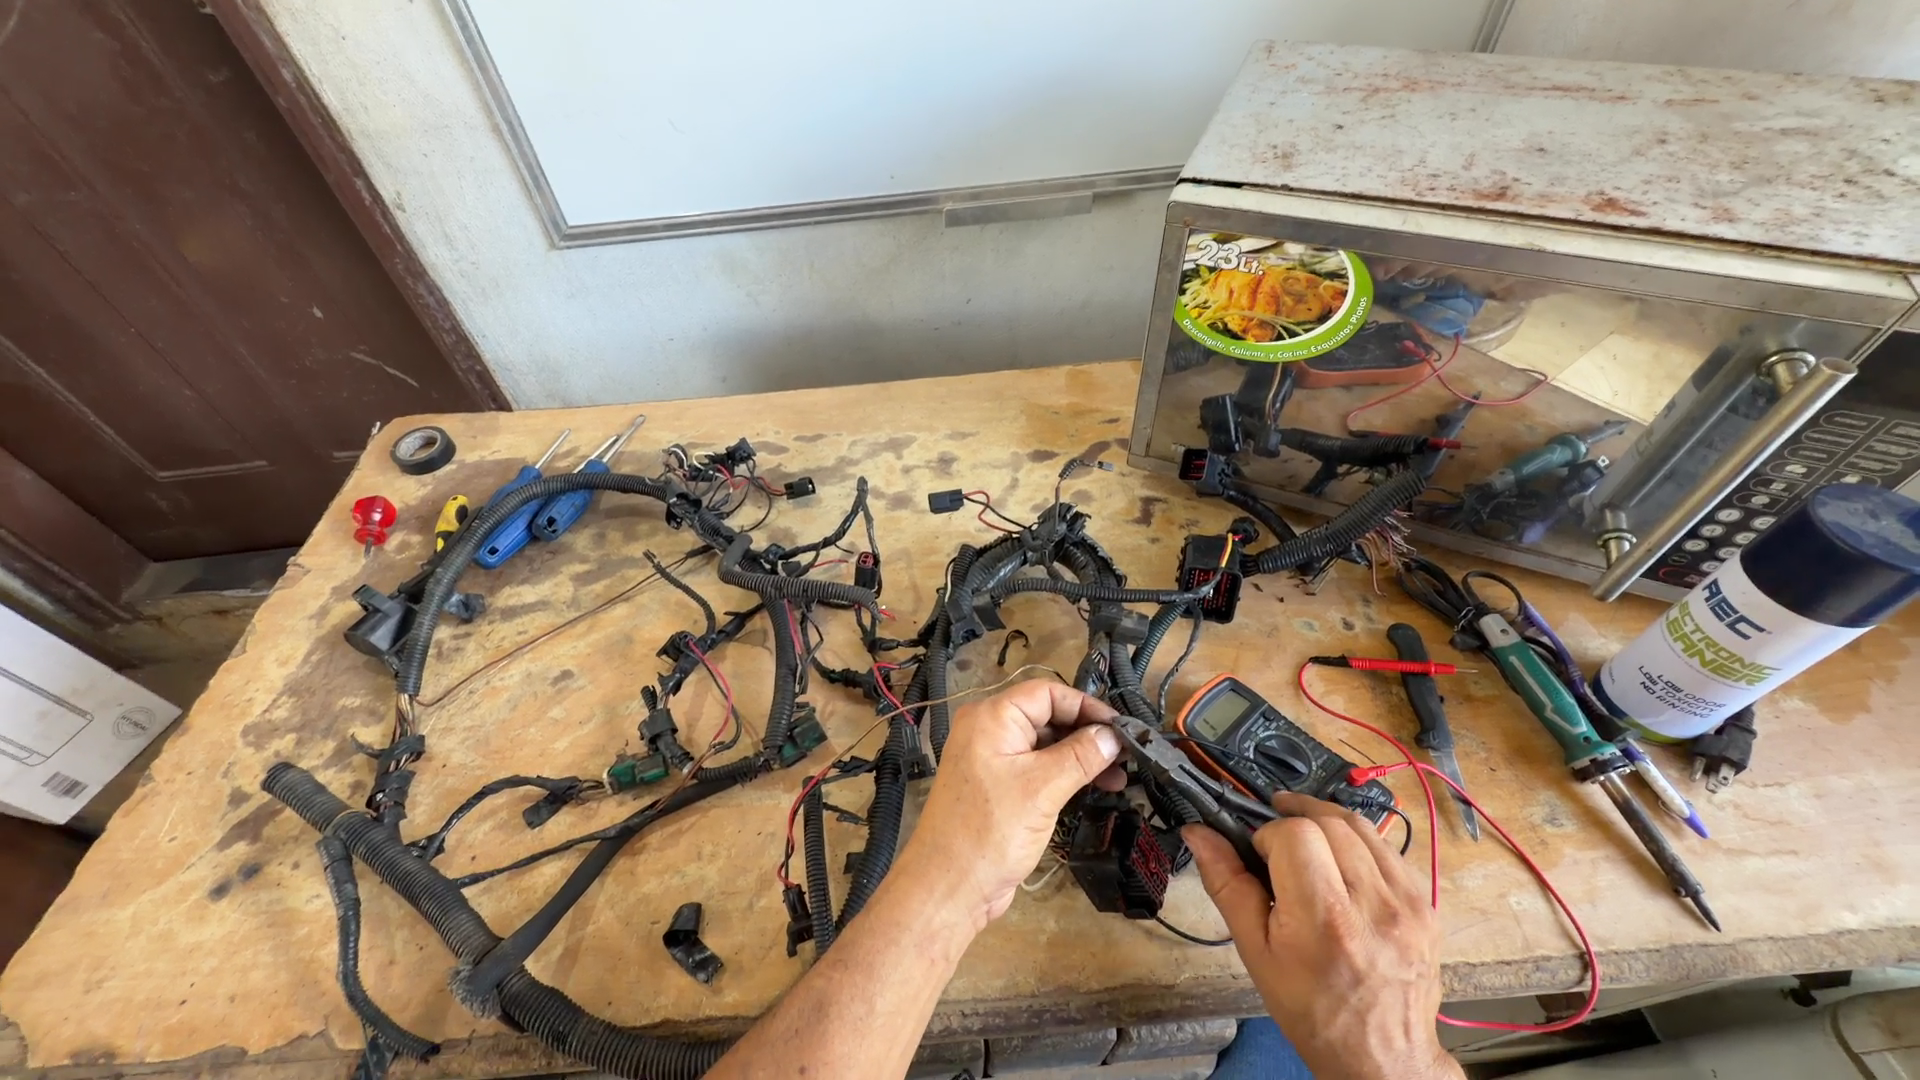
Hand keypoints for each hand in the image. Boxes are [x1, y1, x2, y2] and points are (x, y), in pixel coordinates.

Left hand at [897, 681, 1126, 927]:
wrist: (950, 887)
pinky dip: (1065, 774)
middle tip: (1126, 754)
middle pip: (1047, 717)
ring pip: (1045, 745)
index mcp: (992, 717)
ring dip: (1081, 757)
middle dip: (1087, 733)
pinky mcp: (999, 788)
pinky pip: (1037, 768)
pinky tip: (1095, 787)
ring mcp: (993, 760)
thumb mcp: (1042, 788)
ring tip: (1119, 777)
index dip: (1086, 706)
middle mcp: (989, 731)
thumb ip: (1081, 756)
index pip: (1047, 693)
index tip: (1120, 727)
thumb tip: (1113, 735)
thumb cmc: (991, 830)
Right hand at [1184, 795, 1460, 1079]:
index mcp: (1324, 918)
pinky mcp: (1426, 903)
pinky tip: (1340, 860)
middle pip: (1327, 821)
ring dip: (1324, 822)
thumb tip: (1198, 832)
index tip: (1260, 858)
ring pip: (1359, 825)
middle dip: (1294, 823)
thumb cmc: (1308, 1007)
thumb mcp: (1254, 951)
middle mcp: (1374, 903)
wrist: (1381, 1057)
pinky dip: (1356, 842)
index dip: (1269, 835)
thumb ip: (1226, 883)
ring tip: (1302, 837)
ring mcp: (1408, 902)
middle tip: (1275, 845)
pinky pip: (1386, 847)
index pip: (1296, 833)